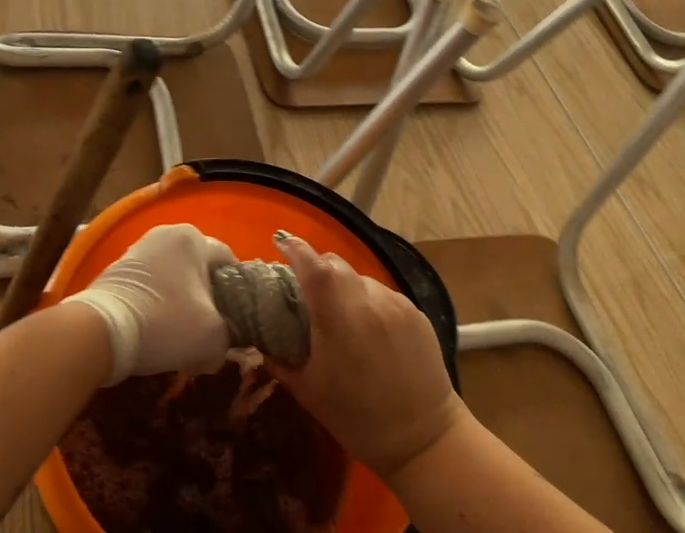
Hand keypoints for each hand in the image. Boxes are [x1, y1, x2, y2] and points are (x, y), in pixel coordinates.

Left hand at [63, 223, 236, 383]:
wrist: (99, 331)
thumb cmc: (165, 322)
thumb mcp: (212, 338)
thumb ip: (230, 338)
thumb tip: (224, 345)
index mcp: (193, 238)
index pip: (229, 261)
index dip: (238, 293)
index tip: (236, 320)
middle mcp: (166, 234)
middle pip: (199, 270)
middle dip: (207, 300)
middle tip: (210, 331)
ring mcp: (138, 249)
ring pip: (173, 279)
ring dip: (181, 304)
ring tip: (181, 336)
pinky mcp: (116, 269)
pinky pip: (150, 286)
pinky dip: (157, 305)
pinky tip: (156, 331)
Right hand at [270, 232, 464, 479]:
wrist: (423, 439)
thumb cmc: (357, 418)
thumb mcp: (308, 391)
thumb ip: (280, 358)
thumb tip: (261, 338)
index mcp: (339, 318)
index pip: (313, 265)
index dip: (295, 249)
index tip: (281, 244)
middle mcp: (369, 301)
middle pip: (336, 264)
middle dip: (318, 270)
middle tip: (308, 294)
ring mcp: (396, 304)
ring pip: (360, 279)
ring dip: (345, 290)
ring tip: (342, 320)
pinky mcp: (416, 312)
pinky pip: (383, 295)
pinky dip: (369, 303)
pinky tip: (370, 333)